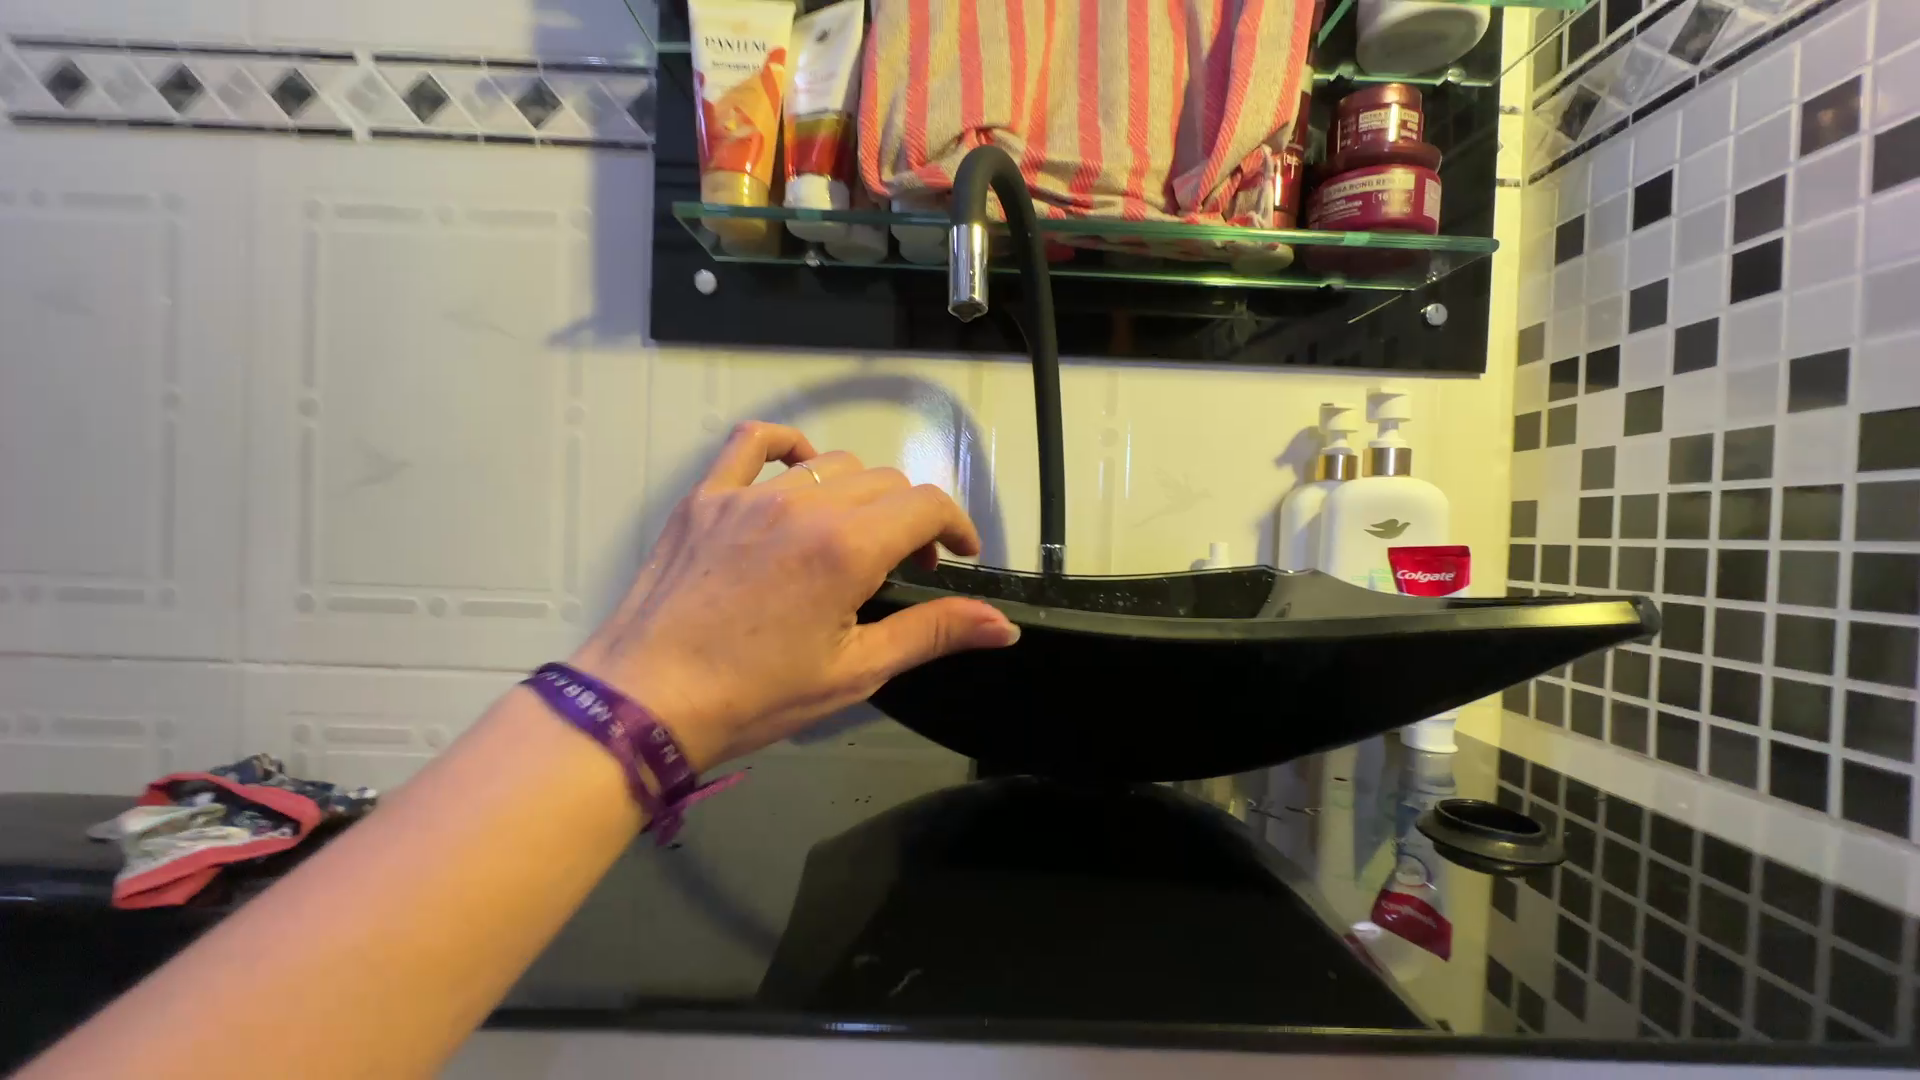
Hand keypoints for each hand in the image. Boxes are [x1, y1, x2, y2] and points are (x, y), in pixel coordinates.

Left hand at [570, 422, 1019, 771]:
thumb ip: (932, 633)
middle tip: (904, 568)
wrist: (644, 702)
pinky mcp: (706, 498)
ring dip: (861, 494)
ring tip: (853, 538)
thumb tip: (1004, 626)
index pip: (926, 505)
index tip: (960, 556)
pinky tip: (799, 473)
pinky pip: (753, 443)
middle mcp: (804, 506)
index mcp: (846, 549)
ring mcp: (749, 496)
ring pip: (832, 466)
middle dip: (911, 519)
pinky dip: (787, 447)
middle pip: (885, 483)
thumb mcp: (855, 671)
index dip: (957, 526)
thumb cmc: (755, 697)